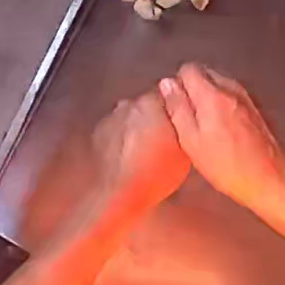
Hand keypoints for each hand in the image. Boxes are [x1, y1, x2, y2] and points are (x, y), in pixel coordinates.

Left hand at [67, 90, 190, 241]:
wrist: (119, 192)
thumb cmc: (157, 172)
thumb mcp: (184, 150)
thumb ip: (184, 123)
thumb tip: (185, 112)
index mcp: (154, 102)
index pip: (170, 92)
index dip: (176, 105)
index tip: (180, 119)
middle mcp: (131, 103)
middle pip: (149, 102)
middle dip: (157, 114)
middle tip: (164, 136)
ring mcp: (113, 115)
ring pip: (131, 114)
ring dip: (138, 124)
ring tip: (144, 147)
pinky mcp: (99, 130)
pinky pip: (116, 127)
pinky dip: (122, 135)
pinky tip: (127, 153)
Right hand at [158, 64, 284, 218]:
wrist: (270, 180)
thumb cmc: (226, 165)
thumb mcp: (191, 141)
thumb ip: (177, 108)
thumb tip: (167, 83)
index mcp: (211, 94)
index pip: (188, 68)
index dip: (178, 84)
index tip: (176, 105)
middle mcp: (231, 88)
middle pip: (205, 72)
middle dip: (193, 87)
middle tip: (188, 115)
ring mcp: (247, 97)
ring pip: (220, 83)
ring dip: (208, 95)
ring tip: (204, 124)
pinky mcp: (257, 109)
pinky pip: (232, 95)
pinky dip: (223, 103)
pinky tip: (223, 128)